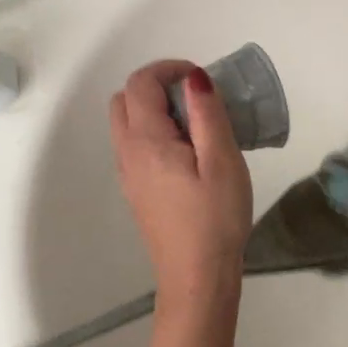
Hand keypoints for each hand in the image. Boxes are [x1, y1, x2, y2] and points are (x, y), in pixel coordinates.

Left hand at [110, 60, 253, 309]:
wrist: (197, 277)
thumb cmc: (215, 218)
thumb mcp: (222, 161)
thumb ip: (207, 114)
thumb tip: (193, 78)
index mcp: (146, 141)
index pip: (140, 83)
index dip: (168, 69)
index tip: (201, 81)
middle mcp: (127, 154)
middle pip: (125, 100)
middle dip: (157, 87)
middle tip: (196, 101)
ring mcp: (128, 175)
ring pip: (127, 124)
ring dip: (155, 111)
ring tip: (197, 128)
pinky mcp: (137, 192)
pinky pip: (135, 147)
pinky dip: (155, 134)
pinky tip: (189, 156)